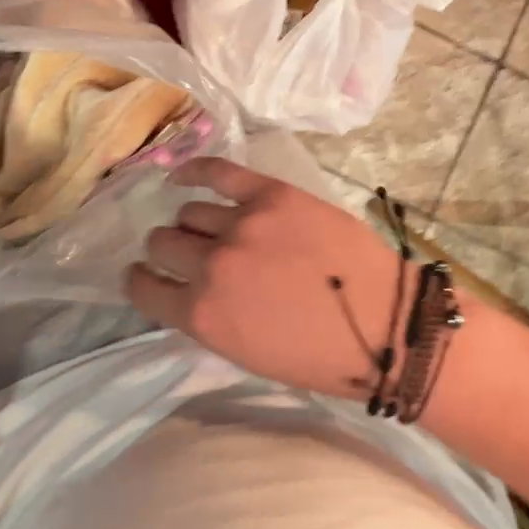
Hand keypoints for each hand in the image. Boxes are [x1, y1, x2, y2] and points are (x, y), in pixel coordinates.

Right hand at [126, 157, 414, 400]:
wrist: (387, 327)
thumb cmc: (320, 357)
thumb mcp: (245, 353)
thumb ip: (205, 316)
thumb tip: (184, 286)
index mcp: (202, 314)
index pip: (142, 285)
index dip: (141, 279)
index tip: (147, 274)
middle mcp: (211, 265)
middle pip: (164, 242)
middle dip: (170, 250)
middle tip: (192, 255)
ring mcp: (241, 224)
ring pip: (189, 212)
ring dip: (193, 224)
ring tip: (214, 230)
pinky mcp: (270, 194)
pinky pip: (217, 171)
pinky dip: (194, 170)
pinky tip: (182, 175)